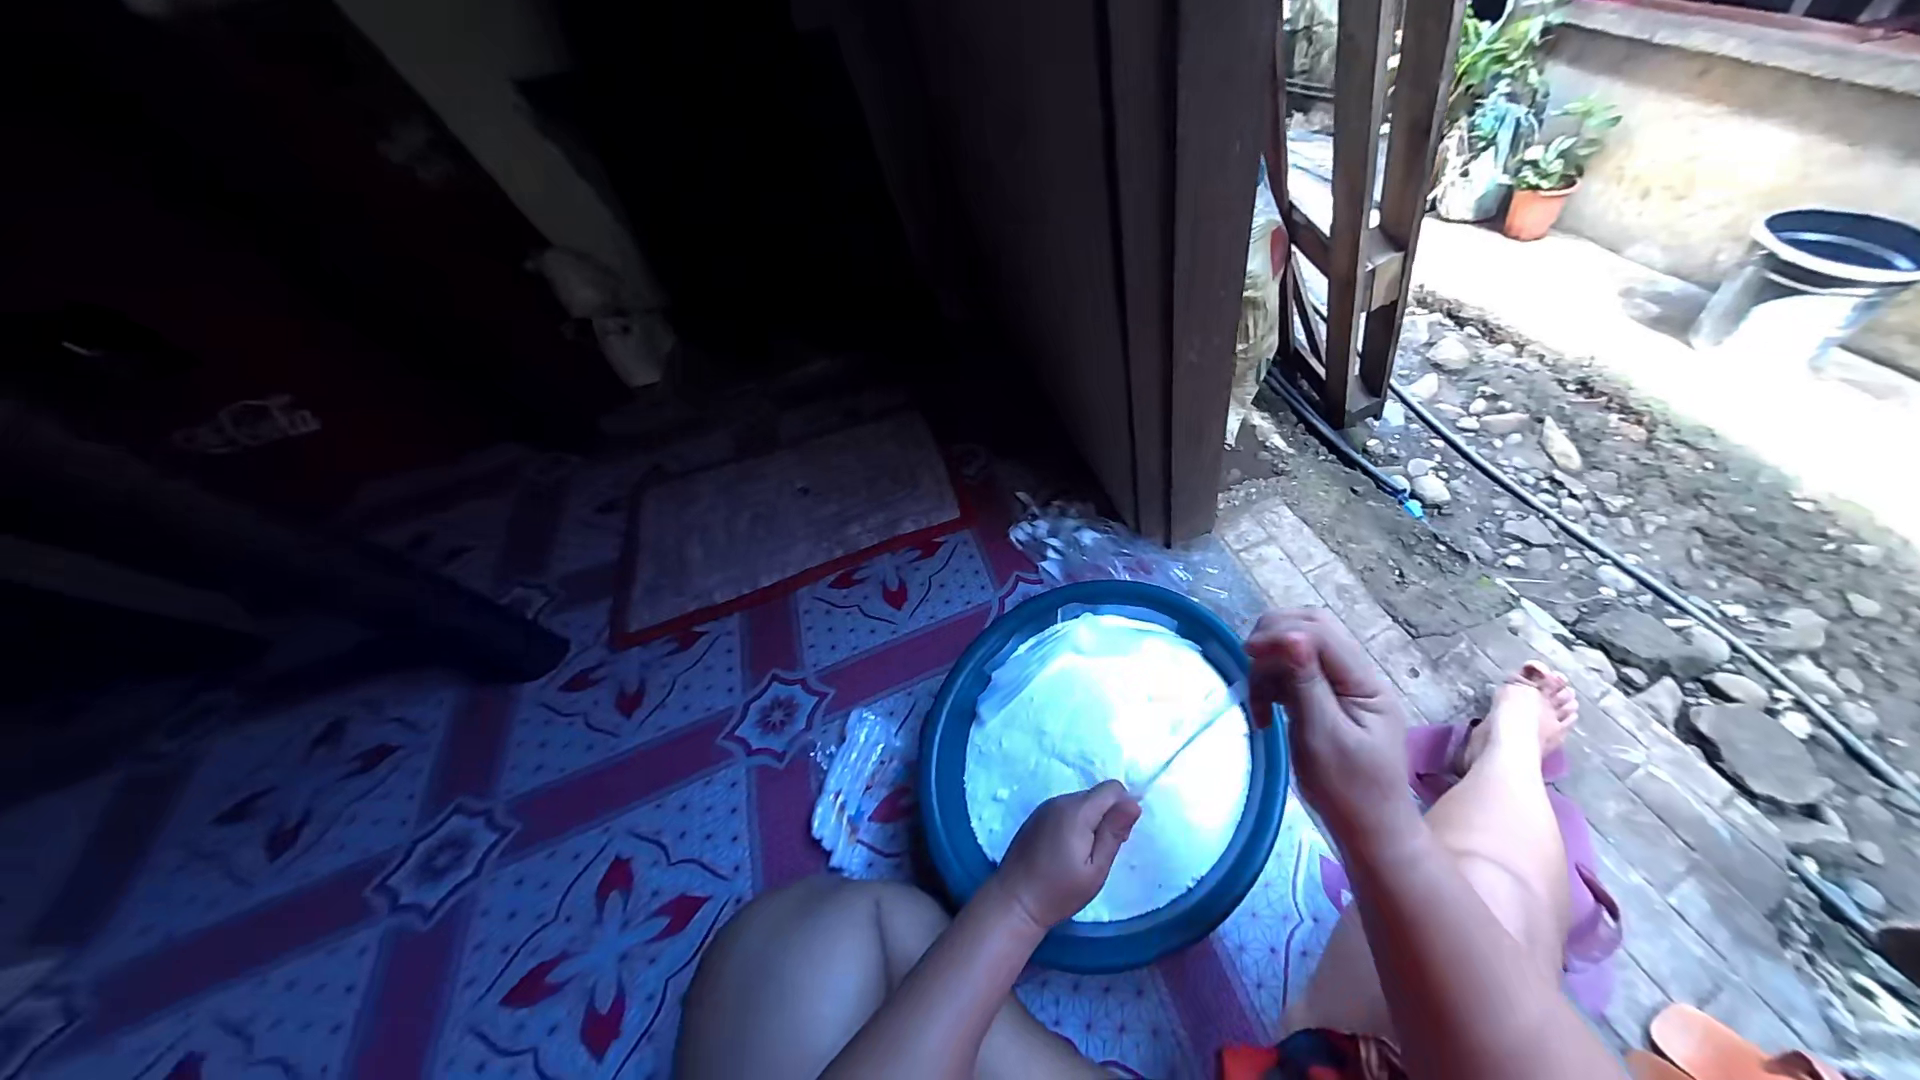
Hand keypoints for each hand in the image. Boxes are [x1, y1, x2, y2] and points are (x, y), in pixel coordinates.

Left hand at [987, 780, 1140, 931]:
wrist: (1014, 901)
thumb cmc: (1059, 891)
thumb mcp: (1095, 869)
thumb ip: (1113, 832)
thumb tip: (1134, 803)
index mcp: (1075, 810)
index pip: (1112, 788)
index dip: (1124, 807)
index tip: (1119, 836)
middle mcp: (1059, 800)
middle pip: (1096, 795)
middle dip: (1108, 816)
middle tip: (1101, 853)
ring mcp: (1045, 807)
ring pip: (1082, 802)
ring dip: (1091, 820)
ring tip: (1083, 855)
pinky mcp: (1036, 816)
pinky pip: (1066, 809)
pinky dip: (1075, 823)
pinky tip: (1067, 850)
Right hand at [1247, 609, 1415, 848]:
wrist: (1368, 831)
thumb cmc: (1348, 789)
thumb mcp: (1322, 735)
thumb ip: (1306, 683)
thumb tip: (1290, 636)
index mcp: (1365, 682)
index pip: (1320, 632)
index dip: (1280, 633)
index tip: (1248, 654)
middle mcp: (1356, 675)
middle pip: (1309, 630)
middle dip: (1273, 642)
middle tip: (1250, 669)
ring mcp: (1341, 686)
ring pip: (1296, 649)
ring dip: (1269, 667)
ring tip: (1259, 703)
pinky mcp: (1324, 699)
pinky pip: (1292, 673)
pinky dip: (1271, 684)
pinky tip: (1265, 711)